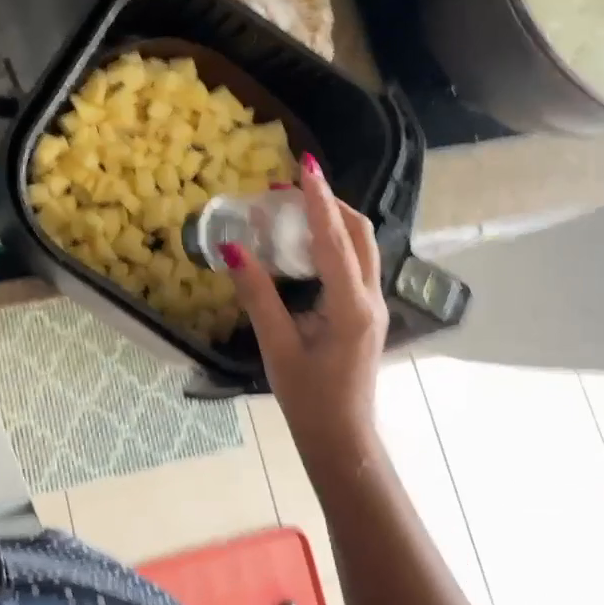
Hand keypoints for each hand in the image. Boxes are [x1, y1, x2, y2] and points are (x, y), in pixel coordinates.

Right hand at [224, 154, 387, 456]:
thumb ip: (257, 294)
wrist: (341, 437)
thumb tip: (232, 248)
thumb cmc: (308, 397)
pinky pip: (353, 262)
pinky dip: (331, 240)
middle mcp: (370, 298)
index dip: (317, 200)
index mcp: (351, 306)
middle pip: (359, 233)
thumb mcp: (276, 345)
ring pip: (360, 245)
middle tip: (286, 186)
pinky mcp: (364, 312)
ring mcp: (372, 305)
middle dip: (327, 201)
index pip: (335, 239)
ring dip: (331, 218)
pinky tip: (301, 242)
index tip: (303, 167)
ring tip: (290, 205)